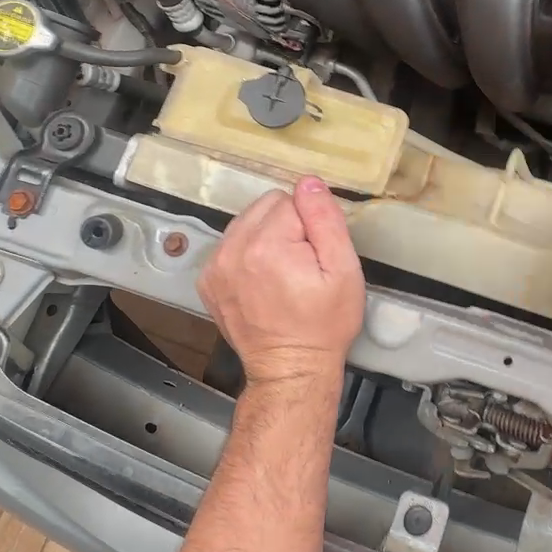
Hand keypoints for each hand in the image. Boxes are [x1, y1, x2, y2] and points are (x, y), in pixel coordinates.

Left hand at [198, 176, 366, 386]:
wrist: (291, 369)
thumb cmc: (325, 323)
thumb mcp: (343, 269)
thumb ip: (326, 219)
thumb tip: (309, 182)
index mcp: (266, 245)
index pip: (293, 200)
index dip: (312, 224)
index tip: (317, 255)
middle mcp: (232, 249)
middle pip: (267, 204)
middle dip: (288, 225)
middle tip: (304, 262)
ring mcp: (214, 266)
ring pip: (248, 220)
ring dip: (268, 235)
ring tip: (284, 270)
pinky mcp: (208, 279)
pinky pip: (233, 242)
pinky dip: (249, 251)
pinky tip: (264, 278)